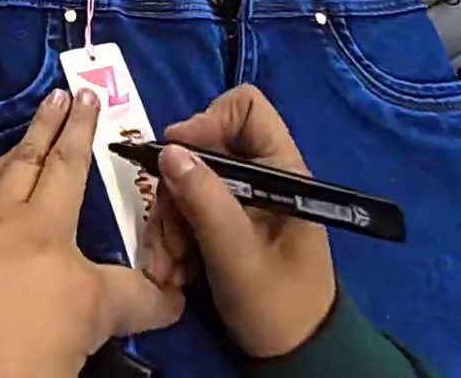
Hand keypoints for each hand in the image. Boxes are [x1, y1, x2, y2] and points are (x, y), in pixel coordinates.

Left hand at [0, 88, 183, 376]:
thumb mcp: (59, 371)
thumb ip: (94, 336)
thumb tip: (138, 322)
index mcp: (73, 283)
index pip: (129, 292)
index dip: (155, 298)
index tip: (172, 296)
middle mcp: (35, 236)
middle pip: (64, 169)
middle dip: (78, 130)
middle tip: (84, 93)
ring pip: (18, 164)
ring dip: (38, 133)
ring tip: (47, 108)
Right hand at [140, 85, 335, 358]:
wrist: (293, 360)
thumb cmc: (280, 306)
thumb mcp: (240, 257)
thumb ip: (207, 202)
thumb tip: (169, 150)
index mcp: (280, 167)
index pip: (247, 107)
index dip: (210, 118)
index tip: (177, 153)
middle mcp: (259, 171)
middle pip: (204, 146)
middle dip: (176, 188)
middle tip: (166, 233)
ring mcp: (238, 195)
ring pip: (187, 178)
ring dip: (168, 221)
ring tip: (166, 267)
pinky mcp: (222, 217)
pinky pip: (185, 207)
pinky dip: (171, 236)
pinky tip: (170, 272)